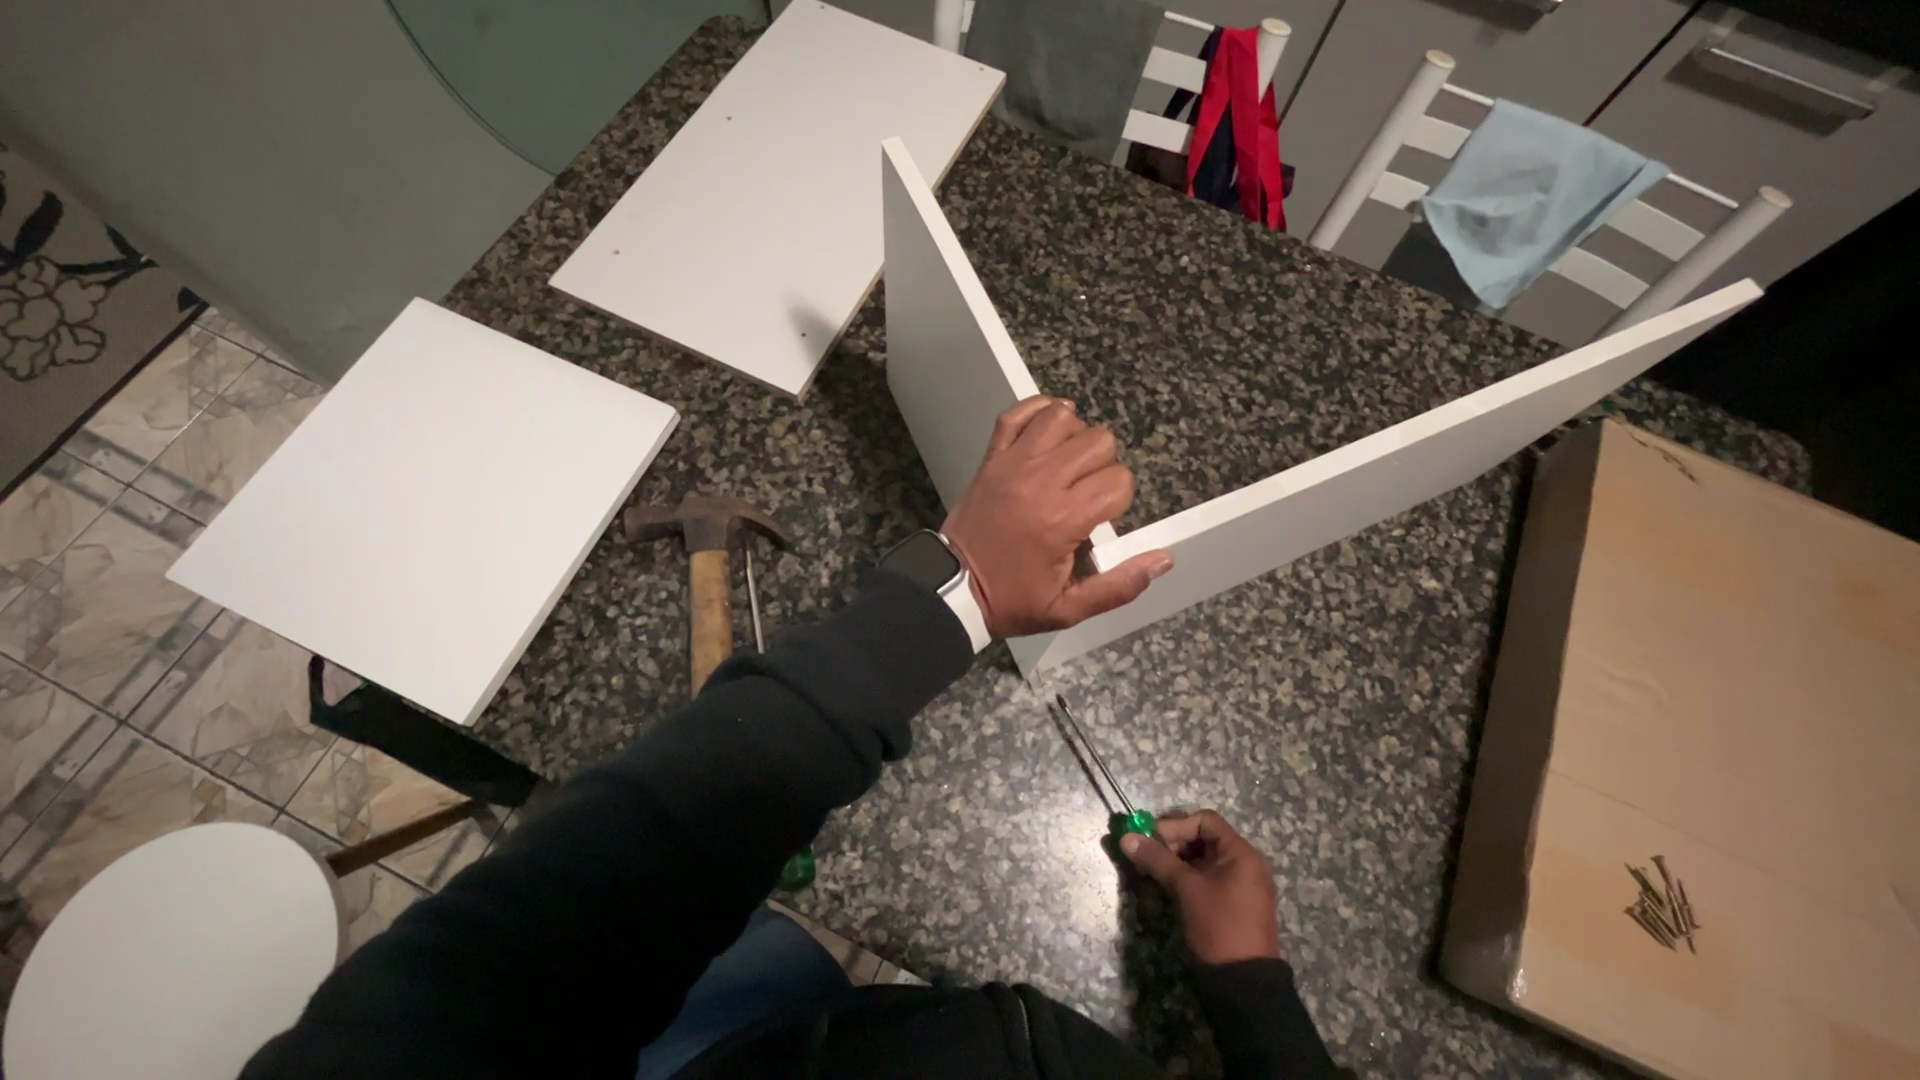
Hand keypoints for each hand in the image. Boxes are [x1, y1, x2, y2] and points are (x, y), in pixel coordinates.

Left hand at [941, 396, 1172, 638]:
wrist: (952, 589)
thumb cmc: (1012, 600)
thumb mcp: (1069, 608)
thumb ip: (1119, 586)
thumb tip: (1163, 559)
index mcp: (1062, 520)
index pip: (1118, 481)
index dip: (1120, 499)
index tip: (1101, 519)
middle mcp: (1040, 482)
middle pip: (1098, 440)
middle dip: (1104, 465)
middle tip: (1086, 493)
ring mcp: (1012, 463)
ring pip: (1062, 417)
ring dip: (1075, 436)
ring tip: (1069, 464)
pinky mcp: (991, 457)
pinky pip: (1017, 414)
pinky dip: (1038, 413)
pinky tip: (1049, 431)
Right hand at [1121, 810, 1282, 965]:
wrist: (1244, 983)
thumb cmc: (1217, 926)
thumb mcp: (1185, 889)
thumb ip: (1156, 859)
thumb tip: (1126, 838)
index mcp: (1241, 853)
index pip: (1204, 821)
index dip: (1174, 826)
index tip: (1150, 841)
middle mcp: (1246, 863)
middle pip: (1204, 838)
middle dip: (1173, 845)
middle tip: (1149, 859)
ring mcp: (1243, 885)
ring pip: (1204, 860)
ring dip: (1177, 863)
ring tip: (1155, 875)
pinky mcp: (1236, 904)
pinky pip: (1209, 879)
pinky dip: (1188, 879)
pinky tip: (1170, 891)